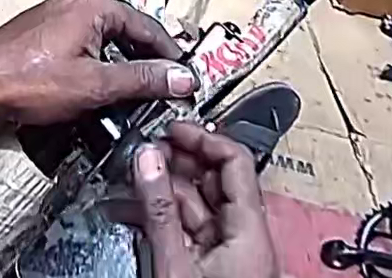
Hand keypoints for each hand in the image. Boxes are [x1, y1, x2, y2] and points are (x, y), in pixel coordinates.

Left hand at [0, 0, 193, 129]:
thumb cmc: (27, 79)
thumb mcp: (95, 84)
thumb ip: (141, 80)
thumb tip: (178, 78)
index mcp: (93, 4)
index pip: (147, 26)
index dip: (170, 55)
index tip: (185, 77)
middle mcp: (77, 1)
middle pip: (127, 28)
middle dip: (148, 58)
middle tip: (166, 86)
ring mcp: (60, 13)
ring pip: (107, 36)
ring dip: (124, 61)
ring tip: (139, 91)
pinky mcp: (48, 30)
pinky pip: (87, 40)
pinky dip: (102, 60)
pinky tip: (104, 84)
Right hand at [126, 123, 278, 277]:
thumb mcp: (175, 266)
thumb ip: (160, 208)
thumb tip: (147, 156)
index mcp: (252, 235)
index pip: (235, 159)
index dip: (201, 137)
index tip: (171, 128)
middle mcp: (249, 242)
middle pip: (216, 179)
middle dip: (178, 160)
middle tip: (147, 150)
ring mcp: (234, 258)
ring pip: (201, 204)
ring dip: (168, 187)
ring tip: (139, 176)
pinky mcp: (218, 271)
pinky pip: (194, 229)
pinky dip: (170, 214)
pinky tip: (144, 208)